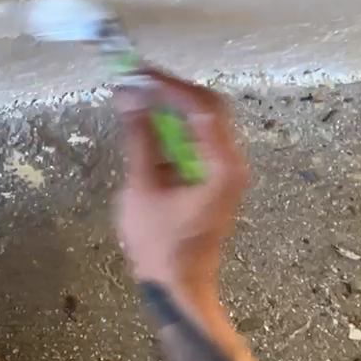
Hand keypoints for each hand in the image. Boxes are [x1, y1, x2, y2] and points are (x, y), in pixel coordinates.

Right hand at [113, 71, 249, 315]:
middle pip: (208, 108)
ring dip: (170, 105)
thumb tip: (129, 94)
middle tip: (135, 79)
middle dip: (171, 90)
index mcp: (221, 166)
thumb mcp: (142, 188)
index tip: (136, 73)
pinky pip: (196, 138)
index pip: (201, 107)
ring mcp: (225, 170)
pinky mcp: (213, 177)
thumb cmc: (159, 245)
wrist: (178, 287)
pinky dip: (172, 125)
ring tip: (136, 95)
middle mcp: (231, 162)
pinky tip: (147, 123)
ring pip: (203, 120)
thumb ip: (138, 138)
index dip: (168, 85)